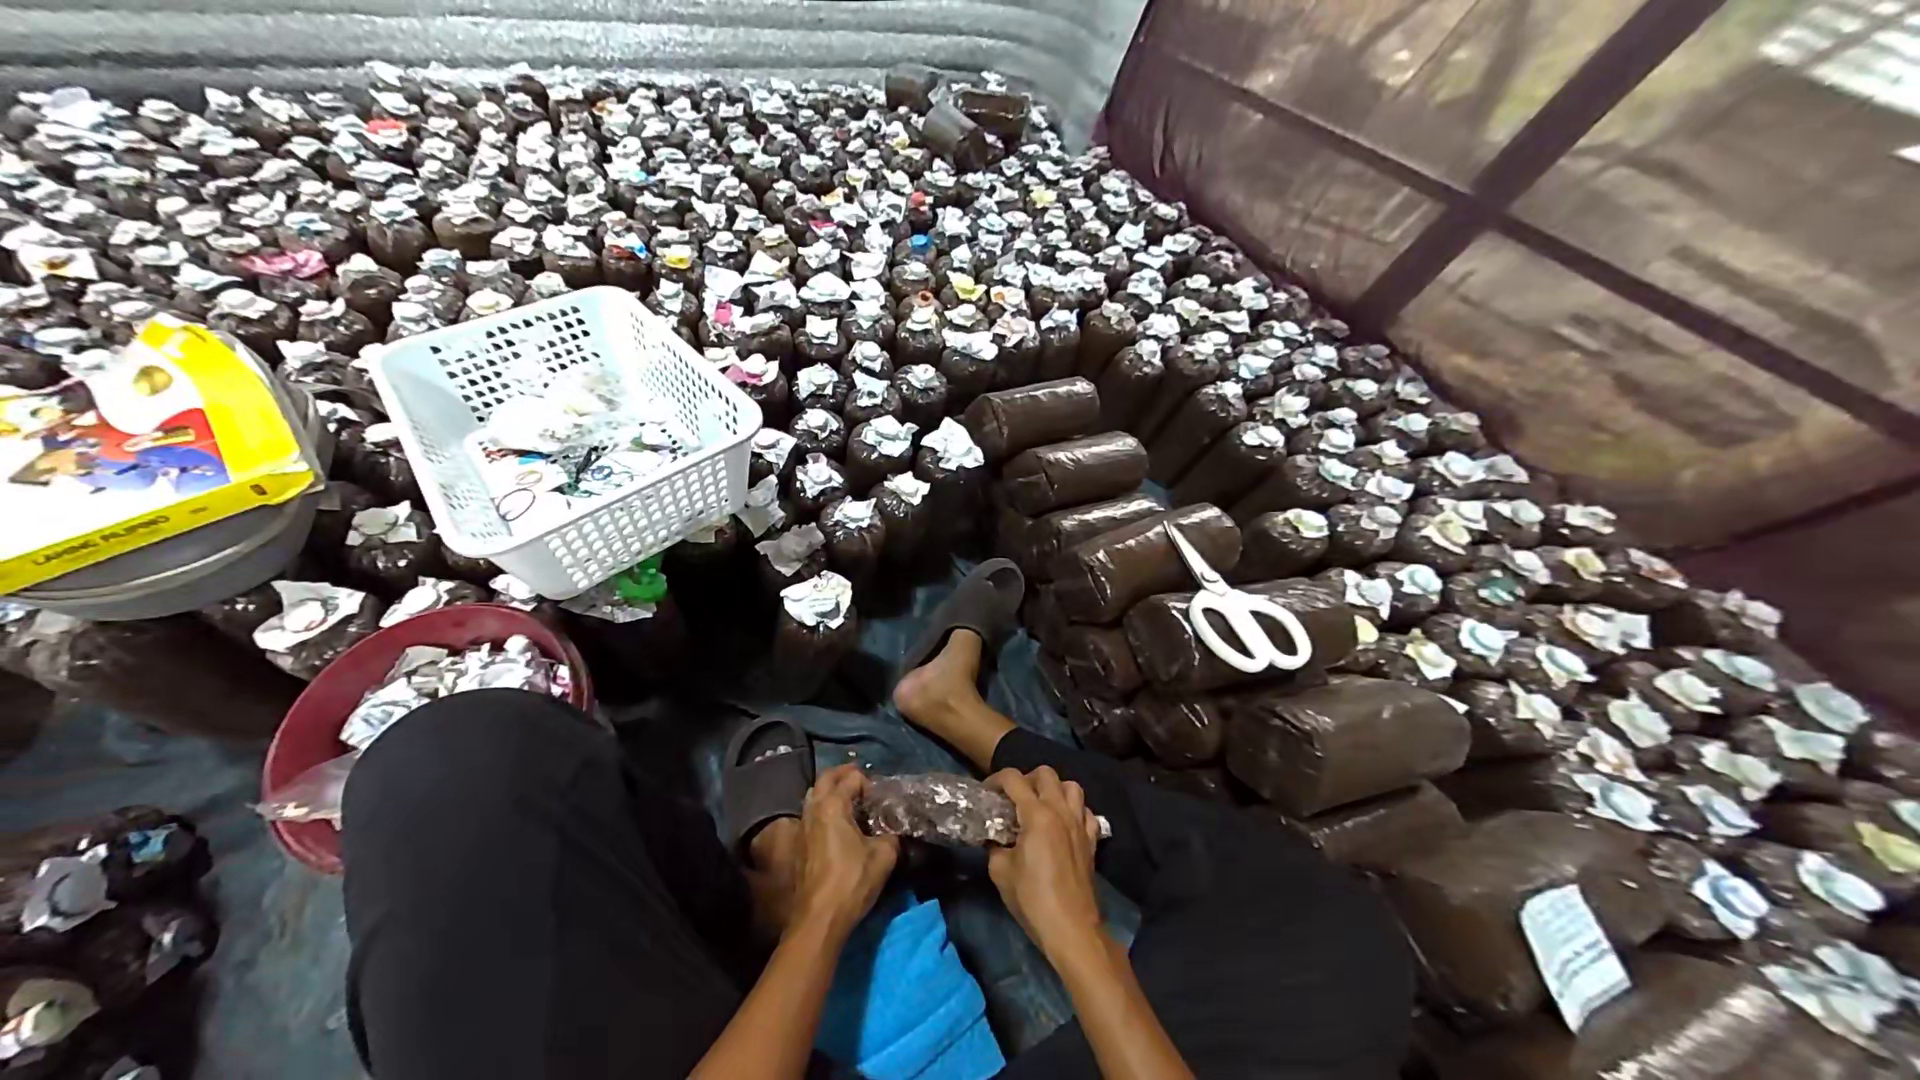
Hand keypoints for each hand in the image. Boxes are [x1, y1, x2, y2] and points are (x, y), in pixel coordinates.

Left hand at [792, 764, 898, 940]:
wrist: (819, 918)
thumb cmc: (852, 881)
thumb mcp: (884, 855)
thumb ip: (892, 835)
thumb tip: (894, 830)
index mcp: (832, 805)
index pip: (851, 778)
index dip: (869, 783)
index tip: (881, 799)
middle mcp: (813, 809)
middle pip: (826, 779)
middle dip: (844, 775)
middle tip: (863, 783)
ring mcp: (802, 826)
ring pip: (814, 795)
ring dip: (830, 791)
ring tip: (850, 801)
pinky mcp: (799, 844)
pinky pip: (811, 814)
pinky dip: (824, 809)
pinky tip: (838, 825)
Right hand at [985, 767, 1103, 952]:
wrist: (1071, 927)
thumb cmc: (1032, 898)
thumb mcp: (1000, 871)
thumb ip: (996, 846)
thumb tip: (996, 838)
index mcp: (1037, 814)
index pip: (1013, 779)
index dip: (996, 780)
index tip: (987, 793)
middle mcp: (1061, 811)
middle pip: (1046, 773)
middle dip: (1026, 779)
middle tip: (1014, 798)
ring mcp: (1080, 824)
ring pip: (1071, 787)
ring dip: (1054, 789)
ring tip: (1040, 806)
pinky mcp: (1092, 840)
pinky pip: (1086, 811)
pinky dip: (1074, 810)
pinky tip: (1063, 824)